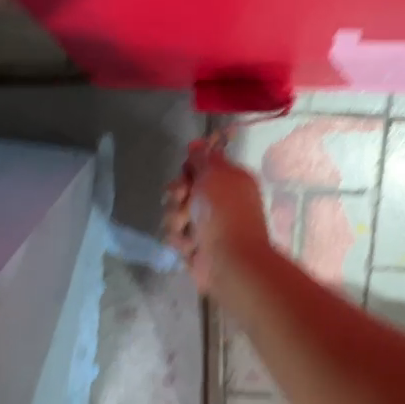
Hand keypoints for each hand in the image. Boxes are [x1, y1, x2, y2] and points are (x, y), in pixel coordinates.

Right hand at [164, 140, 273, 296]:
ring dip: (177, 220)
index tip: (187, 175)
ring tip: (189, 231)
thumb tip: (197, 142)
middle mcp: (219, 200)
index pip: (199, 166)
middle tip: (183, 200)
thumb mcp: (214, 175)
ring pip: (174, 213)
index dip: (188, 170)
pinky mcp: (196, 246)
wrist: (230, 261)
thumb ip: (202, 158)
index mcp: (230, 180)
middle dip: (177, 196)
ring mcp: (207, 225)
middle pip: (182, 189)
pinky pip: (177, 236)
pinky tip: (192, 247)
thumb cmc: (224, 213)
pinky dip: (181, 241)